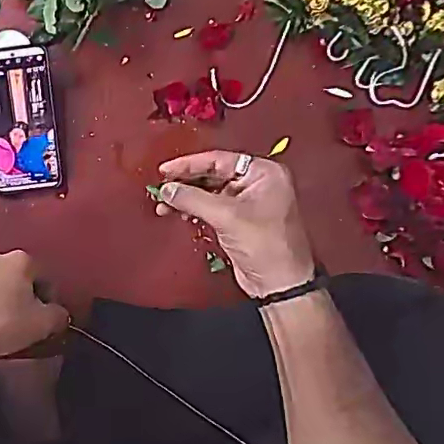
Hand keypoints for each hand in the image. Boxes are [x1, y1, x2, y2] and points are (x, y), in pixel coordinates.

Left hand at [0, 251, 68, 367]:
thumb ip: (59, 315)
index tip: (50, 317)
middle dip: (28, 297)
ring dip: (6, 300)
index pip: (46, 276)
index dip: (52, 299)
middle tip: (31, 322)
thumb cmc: (1, 324)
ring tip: (8, 326)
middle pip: (22, 278)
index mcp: (20, 260)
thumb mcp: (43, 323)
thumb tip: (59, 315)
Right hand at [156, 151, 315, 298]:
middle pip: (212, 174)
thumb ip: (193, 198)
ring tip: (164, 201)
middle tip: (163, 186)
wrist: (280, 283)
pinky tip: (178, 211)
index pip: (219, 160)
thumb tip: (169, 189)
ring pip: (209, 191)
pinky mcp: (239, 220)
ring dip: (186, 196)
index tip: (167, 170)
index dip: (189, 164)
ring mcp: (248, 202)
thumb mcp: (227, 217)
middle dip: (185, 181)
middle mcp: (257, 184)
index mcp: (263, 173)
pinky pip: (211, 207)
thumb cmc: (270, 247)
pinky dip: (194, 208)